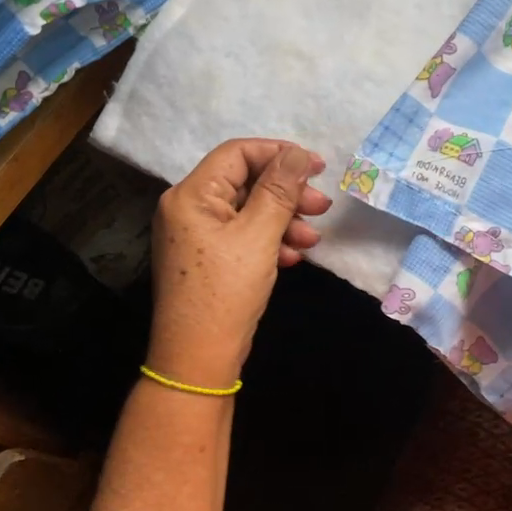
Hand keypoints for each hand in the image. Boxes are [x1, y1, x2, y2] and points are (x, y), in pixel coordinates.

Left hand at [147, 139, 330, 387]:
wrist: (198, 357)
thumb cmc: (226, 291)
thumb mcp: (259, 236)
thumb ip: (280, 191)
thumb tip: (299, 154)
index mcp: (191, 194)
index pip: (237, 153)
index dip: (279, 154)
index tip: (319, 167)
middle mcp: (188, 208)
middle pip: (245, 182)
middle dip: (287, 193)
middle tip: (323, 207)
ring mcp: (197, 236)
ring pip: (248, 212)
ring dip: (284, 220)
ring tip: (312, 239)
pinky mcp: (208, 260)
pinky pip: (242, 237)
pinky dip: (270, 241)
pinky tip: (292, 257)